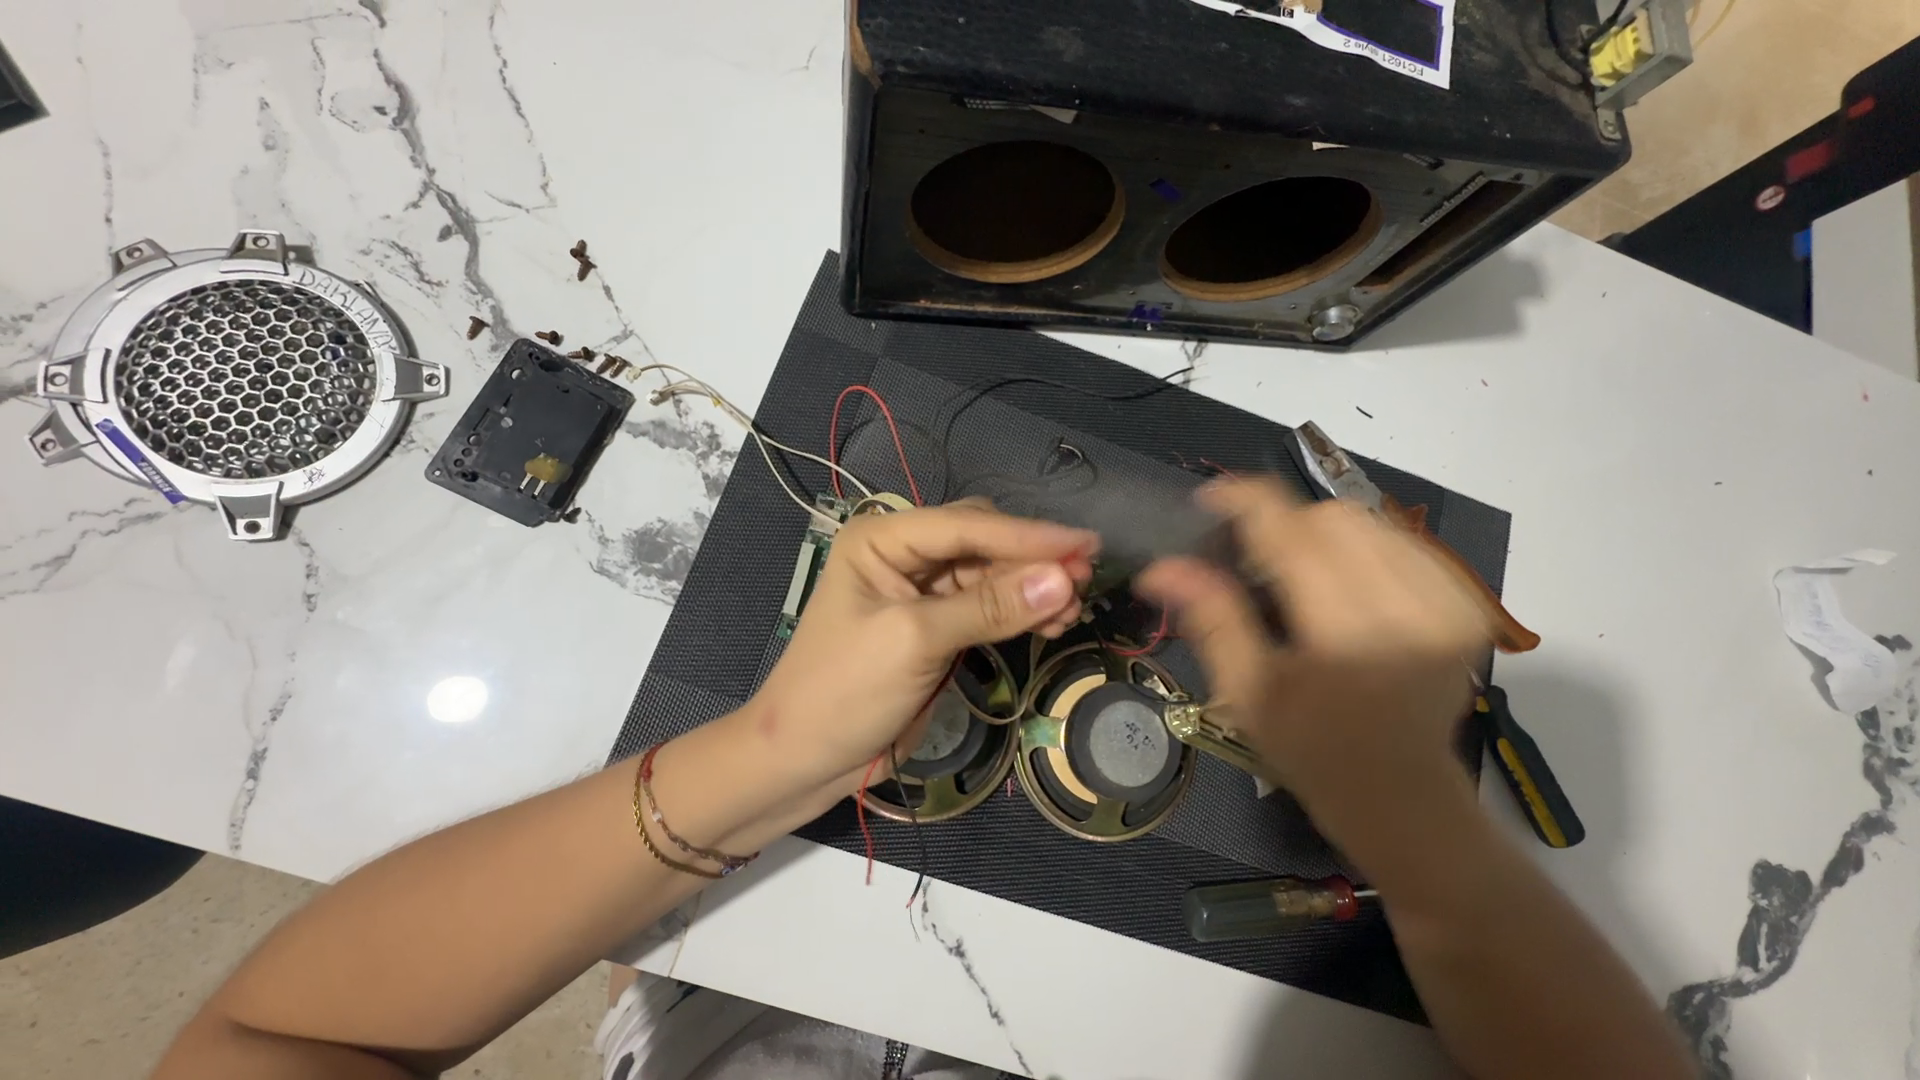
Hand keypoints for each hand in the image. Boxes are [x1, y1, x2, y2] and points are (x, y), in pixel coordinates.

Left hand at [749, 499, 1096, 812]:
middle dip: (1033, 559)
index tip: (1087, 544)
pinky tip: (1051, 623)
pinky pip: (988, 608)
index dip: (1029, 534)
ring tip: (1072, 611)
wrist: (805, 759)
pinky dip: (1019, 613)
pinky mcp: (937, 628)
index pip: (966, 525)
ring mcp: (922, 592)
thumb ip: (988, 608)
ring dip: (1032, 588)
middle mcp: (903, 555)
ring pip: (991, 575)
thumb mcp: (915, 642)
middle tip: (1086, 581)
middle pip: (983, 542)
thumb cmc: (844, 691)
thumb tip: (1064, 580)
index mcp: (882, 539)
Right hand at [1136, 480, 1490, 846]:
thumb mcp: (1247, 693)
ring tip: (1300, 572)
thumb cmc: (1312, 751)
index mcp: (1347, 636)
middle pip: (1334, 517)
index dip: (1247, 501)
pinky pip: (1406, 542)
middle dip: (1285, 524)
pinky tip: (1346, 583)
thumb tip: (1161, 566)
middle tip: (1255, 558)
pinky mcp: (1469, 607)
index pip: (1293, 534)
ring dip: (1323, 533)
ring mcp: (1448, 605)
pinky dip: (1365, 547)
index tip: (1212, 497)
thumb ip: (1212, 620)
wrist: (1402, 793)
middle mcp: (1408, 610)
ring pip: (1372, 522)